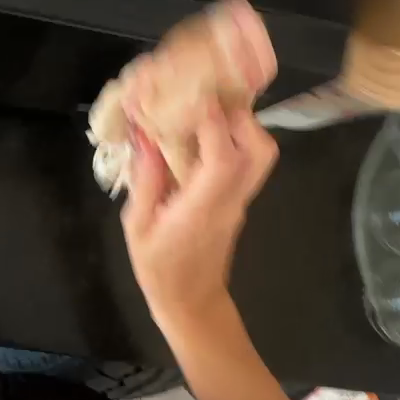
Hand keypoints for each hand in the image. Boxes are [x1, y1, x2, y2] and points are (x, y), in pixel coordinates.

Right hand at [122, 104, 276, 336]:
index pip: (224, 157)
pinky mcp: (239, 201)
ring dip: (241, 127)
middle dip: (237, 117)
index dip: (213, 122)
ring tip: (206, 116)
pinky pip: (250, 163)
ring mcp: (241, 201)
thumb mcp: (137, 226)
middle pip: (259, 149)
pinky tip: (204, 136)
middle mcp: (231, 200)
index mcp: (203, 207)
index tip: (191, 98)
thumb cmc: (159, 269)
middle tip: (205, 102)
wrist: (191, 302)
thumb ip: (145, 180)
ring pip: (262, 154)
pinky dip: (236, 140)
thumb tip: (146, 137)